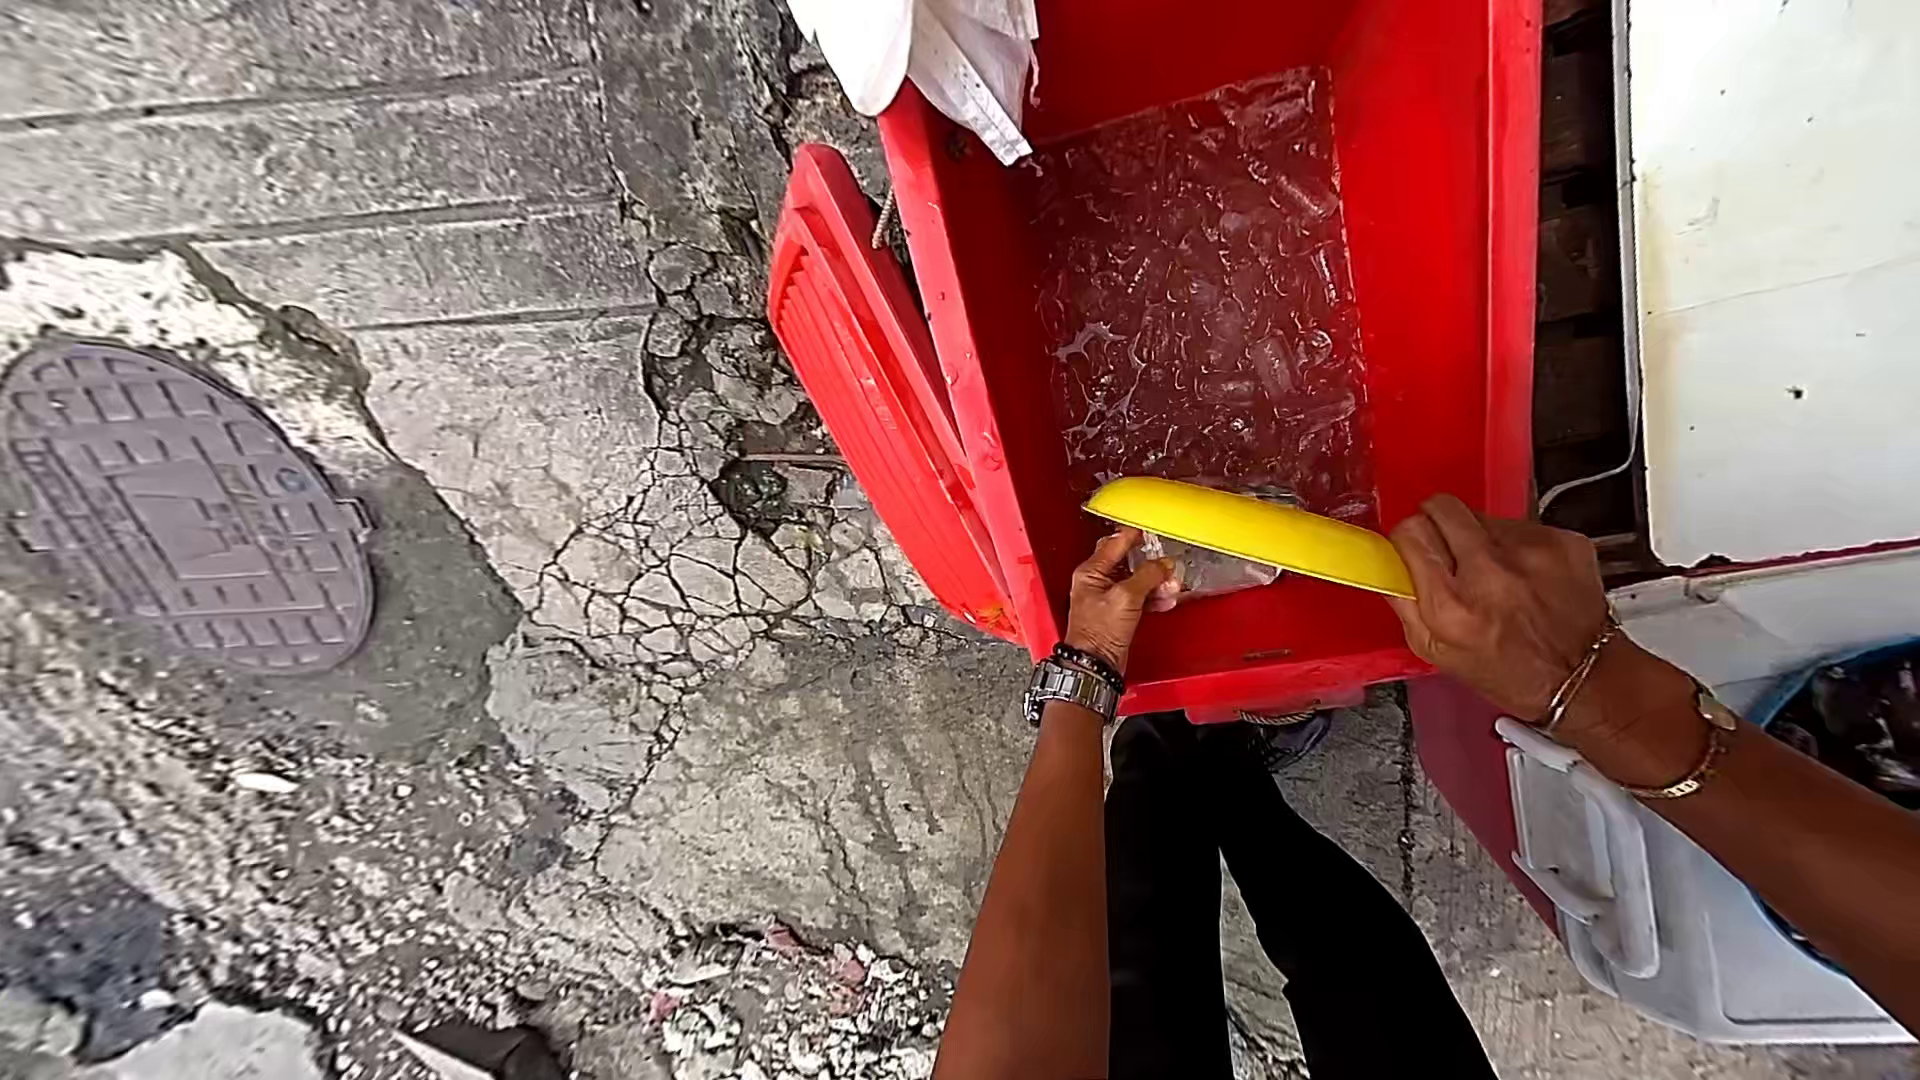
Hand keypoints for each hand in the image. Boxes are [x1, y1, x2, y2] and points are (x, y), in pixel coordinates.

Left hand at [1062, 528, 1176, 675]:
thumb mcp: (1126, 597)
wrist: (1096, 664)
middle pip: (1129, 561)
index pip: (1115, 543)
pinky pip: (1140, 597)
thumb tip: (1163, 564)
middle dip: (1152, 563)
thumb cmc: (1098, 632)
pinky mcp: (1118, 612)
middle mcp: (1097, 581)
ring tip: (1172, 586)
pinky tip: (1166, 600)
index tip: (1154, 531)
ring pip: (1137, 580)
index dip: (1136, 535)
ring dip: (1156, 582)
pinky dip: (1153, 597)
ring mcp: (1108, 597)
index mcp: (1091, 571)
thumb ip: (1147, 576)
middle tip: (1168, 564)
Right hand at [1386, 494, 1610, 719]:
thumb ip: (1401, 600)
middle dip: (1433, 522)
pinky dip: (1511, 542)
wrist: (1586, 679)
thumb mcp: (1429, 647)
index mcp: (1449, 603)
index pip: (1410, 533)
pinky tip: (1520, 571)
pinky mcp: (1565, 542)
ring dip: (1474, 535)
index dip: (1405, 537)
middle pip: (1442, 508)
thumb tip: (1384, 562)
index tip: (1410, 549)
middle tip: (1442, 548)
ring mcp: (1533, 552)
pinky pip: (1517, 524)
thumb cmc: (1504, 668)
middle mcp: (1491, 571)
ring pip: (1479, 515)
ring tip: (1489, 569)